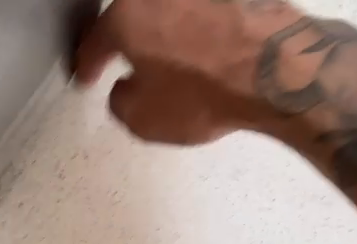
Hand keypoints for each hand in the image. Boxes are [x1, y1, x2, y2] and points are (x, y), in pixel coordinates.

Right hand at [73, 0, 308, 144]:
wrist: (270, 69)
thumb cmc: (204, 92)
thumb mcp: (143, 120)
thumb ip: (120, 102)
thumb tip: (124, 90)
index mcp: (125, 15)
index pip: (94, 40)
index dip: (87, 64)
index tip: (86, 77)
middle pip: (130, 12)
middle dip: (125, 37)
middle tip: (123, 60)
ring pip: (165, 8)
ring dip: (161, 29)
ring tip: (166, 56)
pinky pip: (201, 10)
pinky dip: (195, 26)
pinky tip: (201, 47)